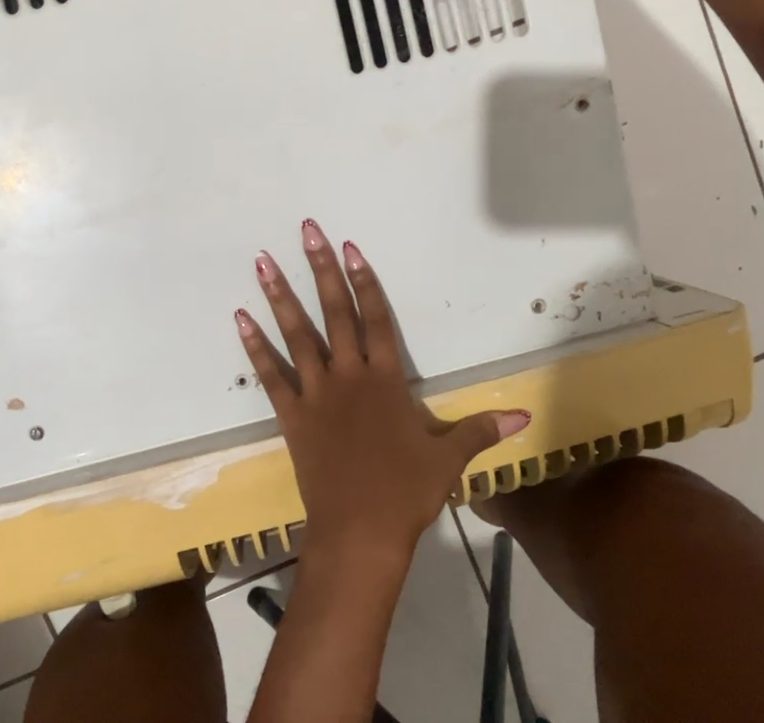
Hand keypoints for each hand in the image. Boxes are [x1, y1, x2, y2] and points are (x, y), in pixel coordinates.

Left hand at [235, 220, 530, 560]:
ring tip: (262, 262)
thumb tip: (524, 416)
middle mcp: (349, 376)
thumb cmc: (406, 492)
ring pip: (296, 334)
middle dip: (321, 269)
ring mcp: (317, 393)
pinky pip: (270, 374)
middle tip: (306, 231)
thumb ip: (481, 429)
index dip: (364, 280)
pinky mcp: (291, 415)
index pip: (377, 318)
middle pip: (334, 312)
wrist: (360, 531)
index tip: (349, 246)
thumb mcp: (448, 458)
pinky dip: (255, 347)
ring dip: (279, 296)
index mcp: (386, 380)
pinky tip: (240, 319)